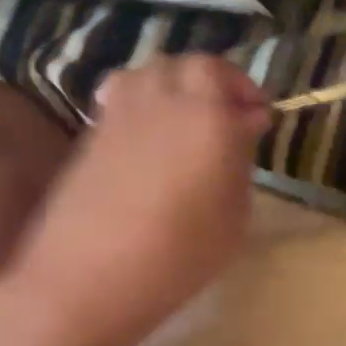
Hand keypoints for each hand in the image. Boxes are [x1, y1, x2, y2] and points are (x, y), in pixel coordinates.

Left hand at [5, 55, 269, 345]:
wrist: (85, 280)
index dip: (249, 95)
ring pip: (153, 71)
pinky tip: (155, 137)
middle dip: (218, 81)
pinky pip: (124, 94)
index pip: (230, 80)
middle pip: (192, 65)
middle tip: (230, 113)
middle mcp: (165, 101)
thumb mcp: (234, 217)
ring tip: (191, 118)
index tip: (260, 120)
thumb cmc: (178, 256)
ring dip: (179, 84)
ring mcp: (122, 113)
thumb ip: (239, 165)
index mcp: (209, 118)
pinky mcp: (93, 132)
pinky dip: (147, 101)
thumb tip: (238, 134)